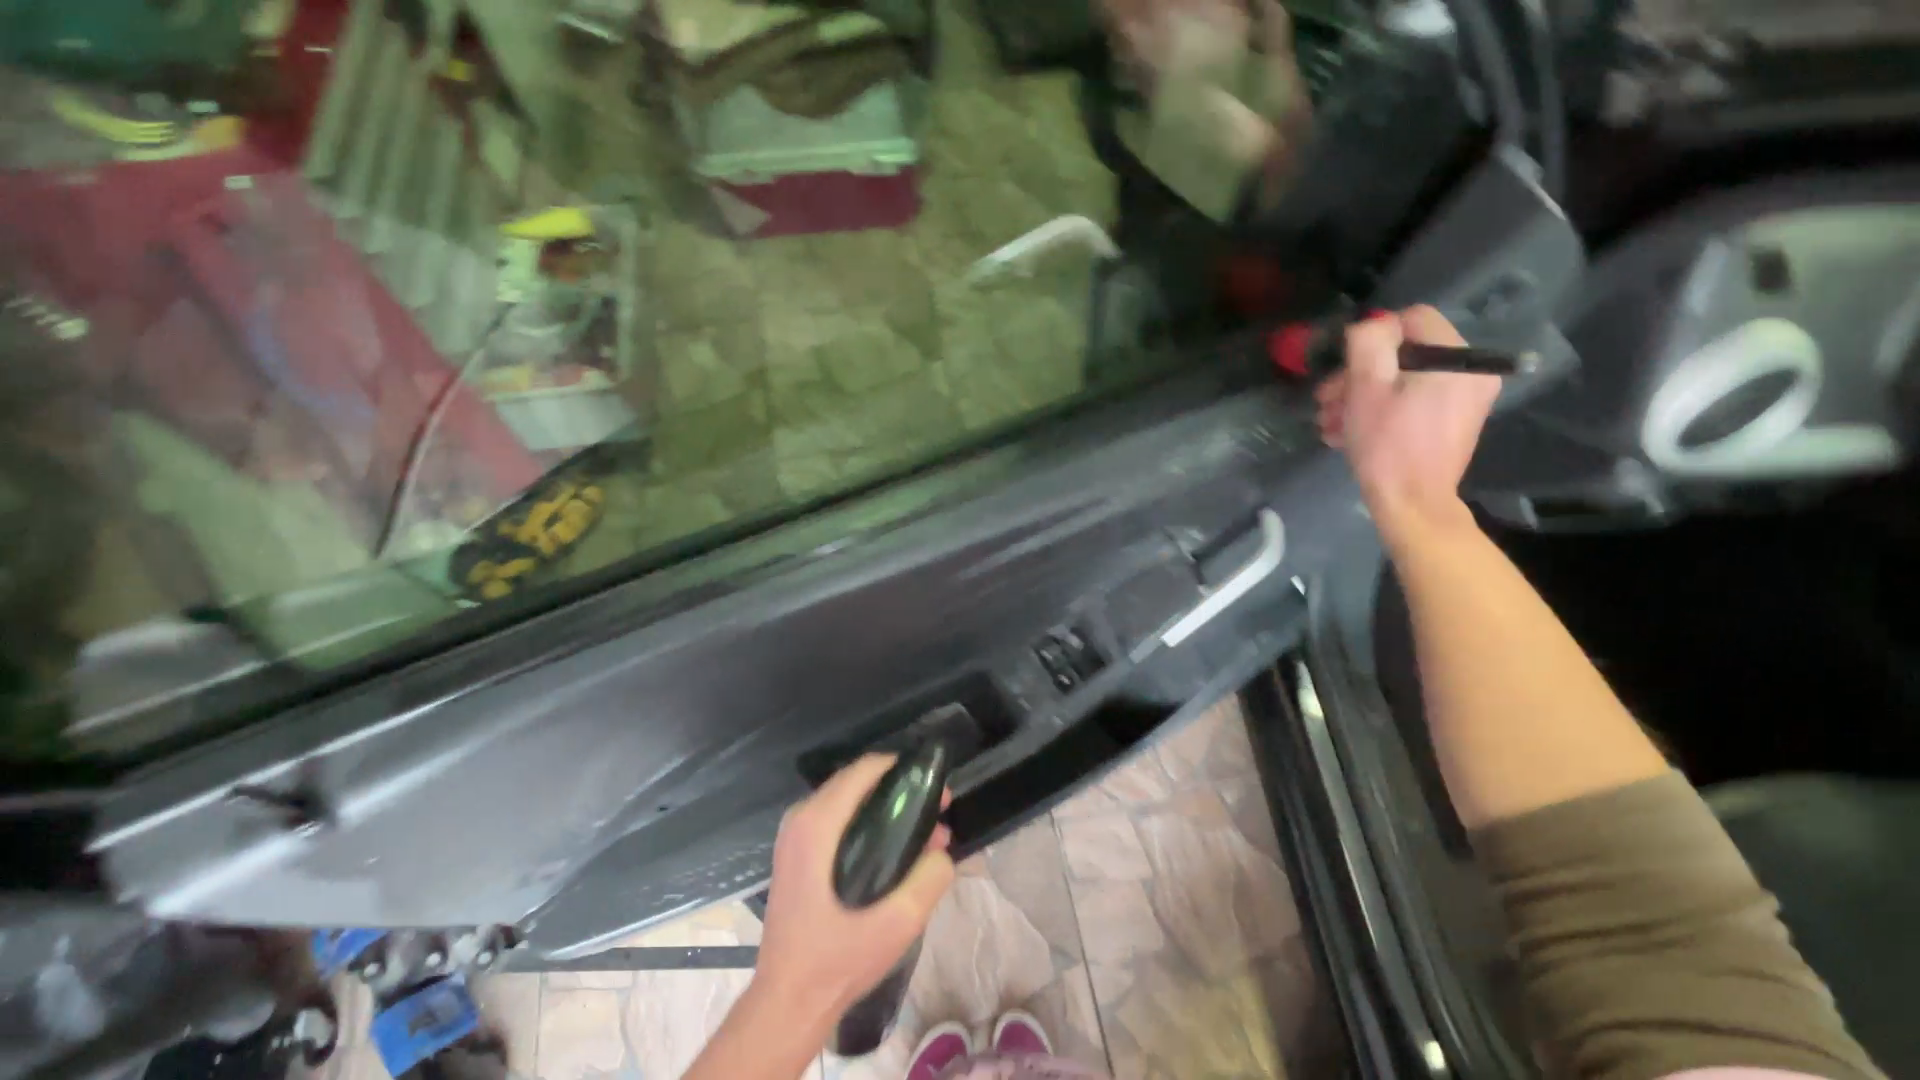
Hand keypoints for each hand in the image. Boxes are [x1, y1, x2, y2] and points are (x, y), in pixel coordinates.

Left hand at [752, 755, 955, 1030]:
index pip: (866, 769)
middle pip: (856, 782)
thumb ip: (929, 877)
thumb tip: (941, 851)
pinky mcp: (794, 857)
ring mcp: (793, 838)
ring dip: (884, 811)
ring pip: (846, 802)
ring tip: (923, 841)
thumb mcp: (898, 922)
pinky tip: (894, 857)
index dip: (906, 772)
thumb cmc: (839, 958)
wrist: (790, 1000)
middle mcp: (800, 820)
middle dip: (900, 792)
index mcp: (818, 824)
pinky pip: (834, 823)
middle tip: (937, 818)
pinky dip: (865, 827)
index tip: (937, 794)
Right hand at [1315, 306, 1500, 538]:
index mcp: (1457, 359)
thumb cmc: (1387, 447)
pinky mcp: (1454, 421)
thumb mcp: (1366, 388)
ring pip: (1405, 378)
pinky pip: (1414, 400)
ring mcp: (1466, 399)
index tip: (1346, 369)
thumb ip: (1368, 342)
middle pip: (1406, 353)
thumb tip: (1372, 328)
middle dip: (1360, 374)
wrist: (1412, 507)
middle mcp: (1472, 372)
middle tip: (1328, 400)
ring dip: (1363, 395)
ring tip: (1332, 421)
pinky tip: (1351, 431)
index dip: (1372, 337)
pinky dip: (1383, 409)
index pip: (1414, 318)